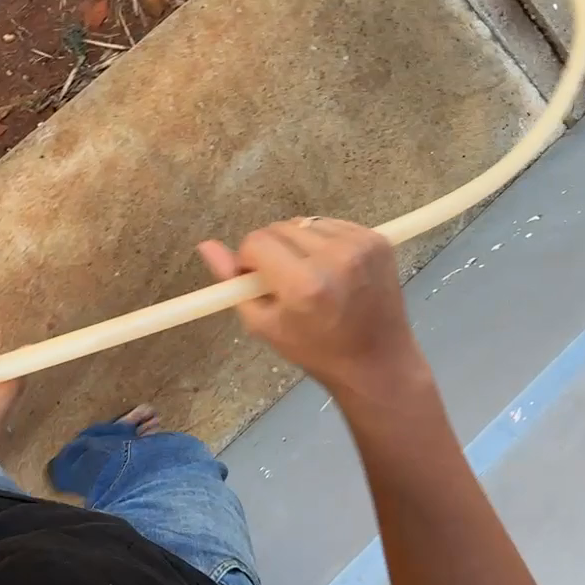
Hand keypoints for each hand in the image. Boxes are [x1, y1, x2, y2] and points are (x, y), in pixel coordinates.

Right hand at [198, 217, 426, 396]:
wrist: (377, 361)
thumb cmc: (315, 350)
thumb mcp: (264, 325)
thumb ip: (233, 284)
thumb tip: (206, 245)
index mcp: (303, 284)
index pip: (256, 242)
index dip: (249, 260)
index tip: (257, 281)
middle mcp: (334, 257)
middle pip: (279, 228)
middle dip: (272, 250)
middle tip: (283, 281)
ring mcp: (360, 245)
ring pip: (305, 223)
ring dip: (298, 244)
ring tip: (309, 276)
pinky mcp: (378, 240)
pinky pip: (332, 225)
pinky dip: (323, 242)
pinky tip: (330, 269)